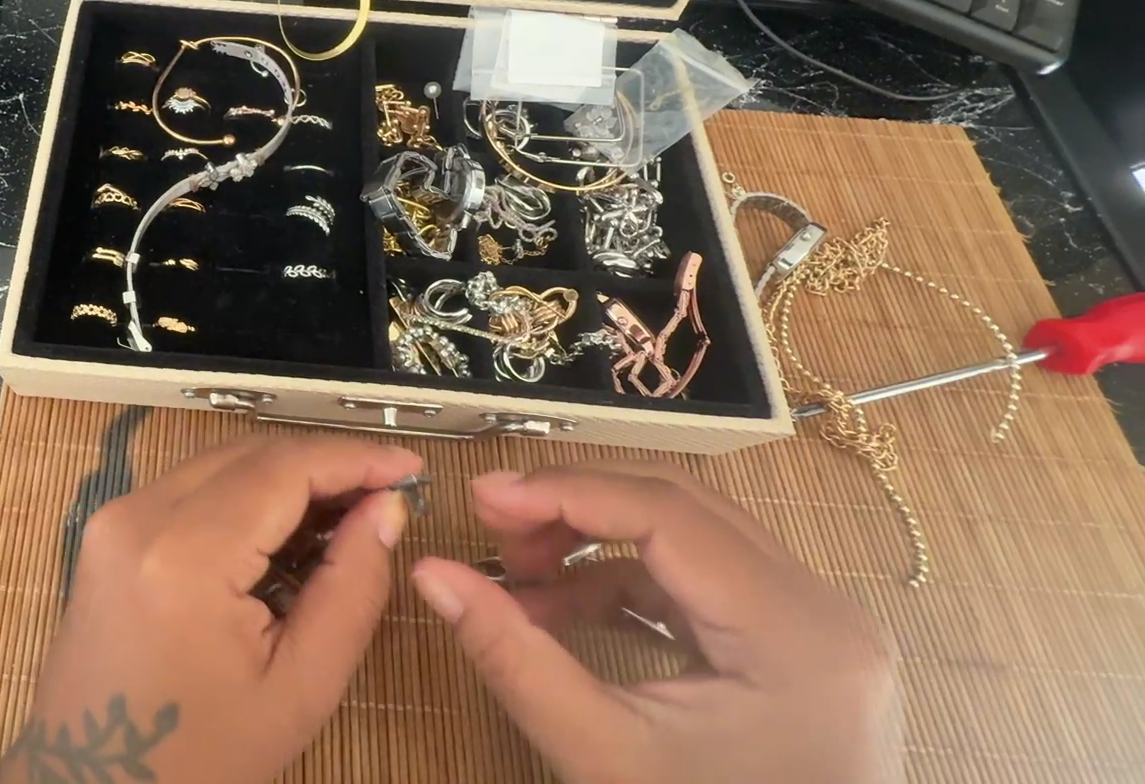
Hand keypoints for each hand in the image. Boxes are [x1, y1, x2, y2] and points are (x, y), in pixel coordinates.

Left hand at [0, 436, 422, 783]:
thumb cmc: (197, 757)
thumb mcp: (299, 688)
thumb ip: (351, 587)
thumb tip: (386, 507)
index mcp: (184, 554)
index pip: (283, 467)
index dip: (354, 457)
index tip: (410, 466)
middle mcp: (140, 513)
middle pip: (252, 453)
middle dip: (325, 465)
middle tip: (384, 496)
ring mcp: (117, 514)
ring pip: (223, 461)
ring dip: (287, 476)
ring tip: (344, 513)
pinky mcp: (111, 524)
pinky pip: (194, 484)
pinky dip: (246, 492)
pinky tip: (283, 528)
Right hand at [411, 463, 901, 783]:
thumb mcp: (601, 756)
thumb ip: (510, 655)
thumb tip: (427, 570)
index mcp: (795, 634)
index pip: (666, 513)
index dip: (563, 493)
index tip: (478, 497)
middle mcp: (821, 608)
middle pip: (675, 506)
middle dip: (572, 507)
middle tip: (492, 526)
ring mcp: (811, 623)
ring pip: (681, 531)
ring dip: (589, 539)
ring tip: (518, 571)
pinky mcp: (786, 640)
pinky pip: (690, 575)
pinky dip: (616, 577)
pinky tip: (558, 605)